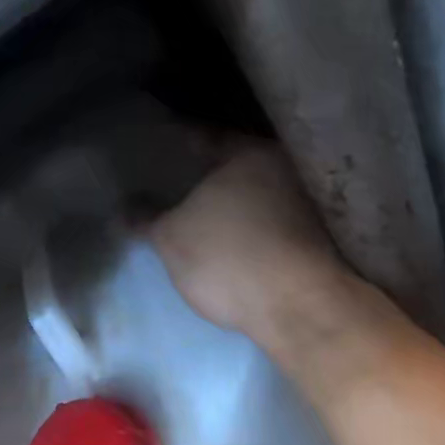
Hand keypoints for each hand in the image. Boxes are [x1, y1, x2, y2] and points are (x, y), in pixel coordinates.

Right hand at [150, 141, 394, 363]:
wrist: (299, 307)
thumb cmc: (230, 256)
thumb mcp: (171, 238)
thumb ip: (147, 218)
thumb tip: (125, 208)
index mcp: (250, 153)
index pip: (208, 136)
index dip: (180, 140)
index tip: (161, 142)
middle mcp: (285, 167)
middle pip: (237, 163)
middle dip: (209, 171)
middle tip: (179, 178)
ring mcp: (308, 203)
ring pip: (259, 193)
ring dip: (235, 200)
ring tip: (204, 211)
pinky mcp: (319, 238)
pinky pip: (274, 220)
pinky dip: (254, 223)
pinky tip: (236, 237)